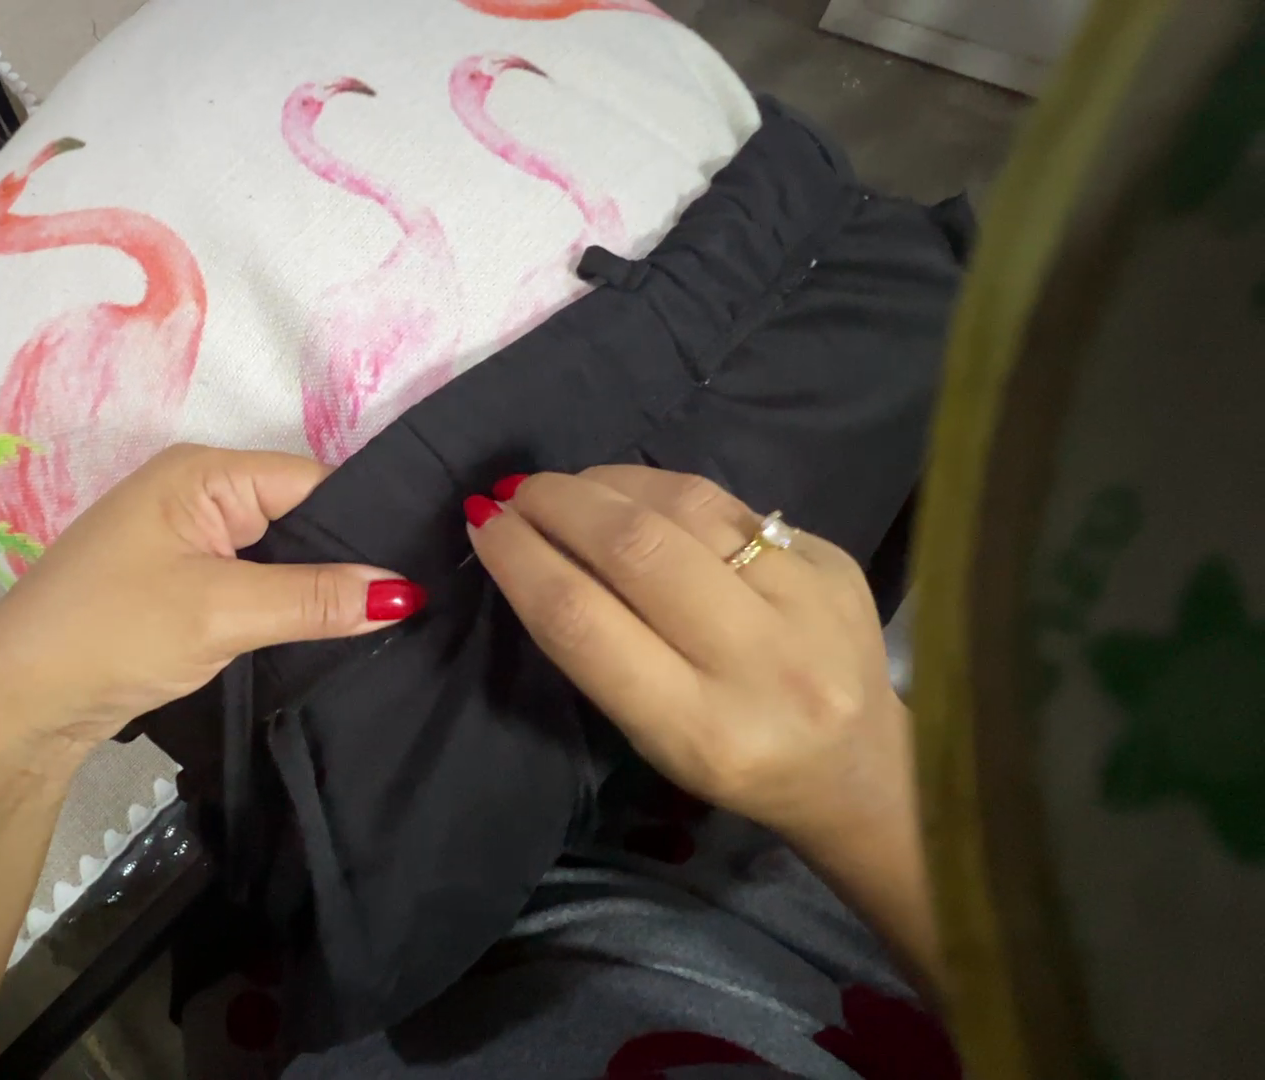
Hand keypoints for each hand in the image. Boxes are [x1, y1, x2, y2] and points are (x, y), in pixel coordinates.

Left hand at [0, 445, 423, 750]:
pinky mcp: (183, 580)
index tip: (429, 563)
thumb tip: (406, 591)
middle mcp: (198, 492)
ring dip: (319, 582)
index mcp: (204, 472)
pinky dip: (286, 601)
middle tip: (419, 597)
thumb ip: (316, 597)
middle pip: (297, 512)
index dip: (368, 521)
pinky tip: (329, 625)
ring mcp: (187, 538)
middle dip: (348, 555)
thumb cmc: (115, 633)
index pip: (311, 481)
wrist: (19, 704)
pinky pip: (253, 578)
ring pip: (278, 550)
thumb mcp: (223, 611)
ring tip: (390, 614)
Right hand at [464, 467, 907, 845]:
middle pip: (633, 550)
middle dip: (555, 505)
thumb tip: (529, 548)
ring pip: (682, 507)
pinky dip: (654, 483)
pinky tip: (623, 487)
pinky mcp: (834, 560)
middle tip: (512, 492)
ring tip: (562, 486)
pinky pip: (723, 500)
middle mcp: (760, 663)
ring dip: (602, 483)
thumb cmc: (726, 761)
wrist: (861, 769)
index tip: (482, 524)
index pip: (581, 621)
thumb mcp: (646, 729)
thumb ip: (593, 643)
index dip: (519, 560)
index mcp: (697, 729)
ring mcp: (810, 602)